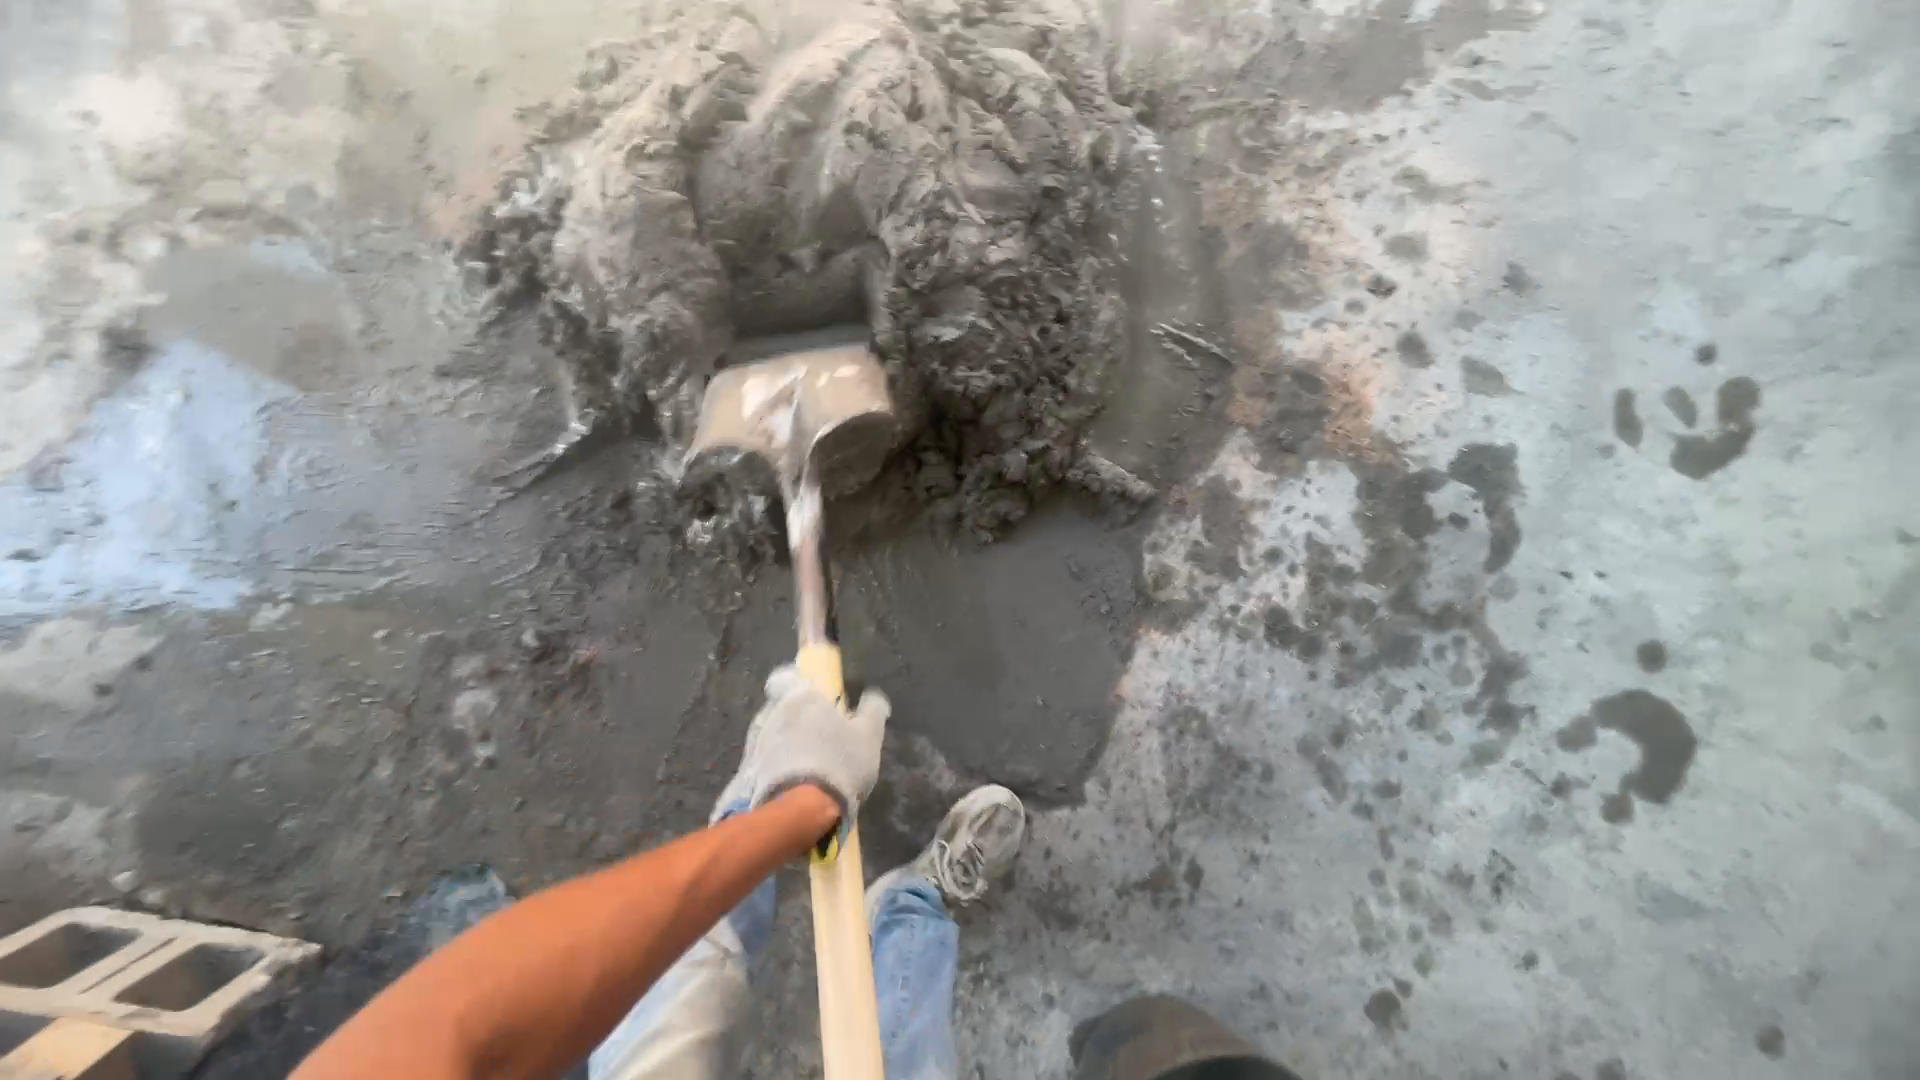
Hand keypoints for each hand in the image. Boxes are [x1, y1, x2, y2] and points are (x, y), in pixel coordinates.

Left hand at [734, 666, 889, 827]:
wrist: (802, 810)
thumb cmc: (839, 762)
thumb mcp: (869, 736)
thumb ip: (872, 710)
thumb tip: (872, 697)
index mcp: (798, 697)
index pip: (785, 679)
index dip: (797, 687)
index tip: (814, 701)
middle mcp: (771, 713)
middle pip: (781, 708)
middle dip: (797, 719)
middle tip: (820, 737)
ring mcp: (755, 743)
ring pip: (771, 735)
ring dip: (785, 744)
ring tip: (808, 766)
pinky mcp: (748, 772)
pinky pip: (763, 761)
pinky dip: (776, 768)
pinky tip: (794, 784)